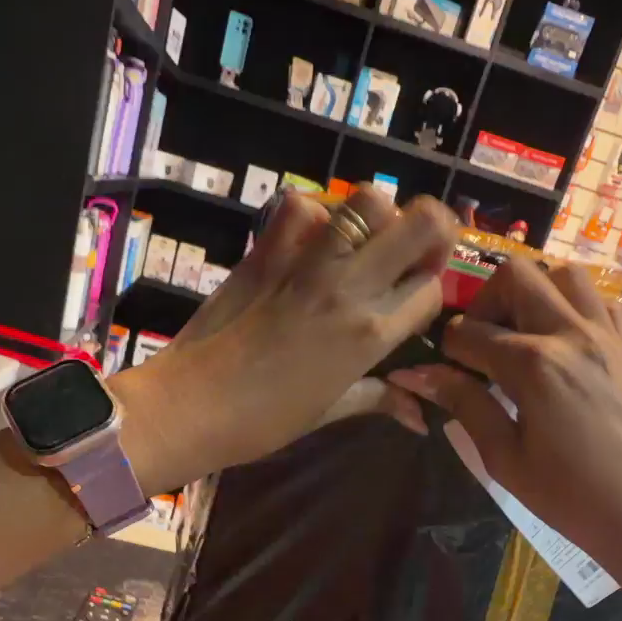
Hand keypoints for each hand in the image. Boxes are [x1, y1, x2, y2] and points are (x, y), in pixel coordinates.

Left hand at [114, 189, 456, 490]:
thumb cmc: (263, 421)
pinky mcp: (266, 247)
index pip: (432, 287)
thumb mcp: (330, 411)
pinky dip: (315, 215)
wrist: (189, 405)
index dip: (429, 290)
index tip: (412, 300)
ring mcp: (307, 260)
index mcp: (369, 334)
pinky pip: (305, 205)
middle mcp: (349, 286)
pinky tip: (310, 243)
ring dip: (377, 216)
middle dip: (431, 231)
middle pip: (422, 221)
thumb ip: (381, 399)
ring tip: (361, 244)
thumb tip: (421, 415)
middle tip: (410, 253)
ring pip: (370, 199)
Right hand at [386, 261, 621, 620]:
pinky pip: (595, 296)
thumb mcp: (504, 456)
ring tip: (516, 336)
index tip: (436, 371)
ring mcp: (604, 333)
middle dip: (484, 302)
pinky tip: (555, 343)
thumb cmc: (569, 496)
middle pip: (514, 276)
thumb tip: (416, 373)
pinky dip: (568, 303)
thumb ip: (464, 403)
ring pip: (561, 272)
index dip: (443, 351)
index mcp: (533, 365)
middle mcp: (569, 332)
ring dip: (530, 292)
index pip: (468, 333)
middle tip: (477, 345)